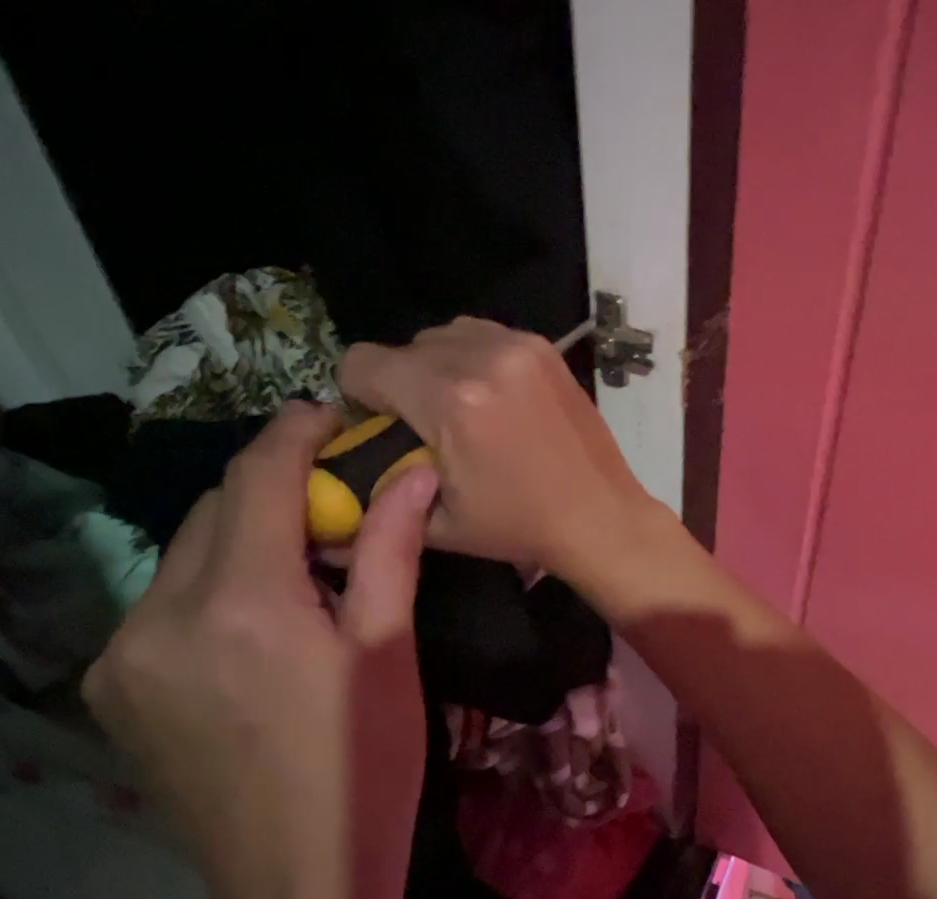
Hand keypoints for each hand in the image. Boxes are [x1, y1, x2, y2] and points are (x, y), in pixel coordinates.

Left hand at [81, 402, 436, 898]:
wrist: (296, 885)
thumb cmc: (364, 766)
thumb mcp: (390, 656)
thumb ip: (392, 552)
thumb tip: (413, 472)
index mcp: (242, 603)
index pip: (256, 477)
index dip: (293, 434)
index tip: (328, 418)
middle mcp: (160, 615)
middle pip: (214, 509)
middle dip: (271, 489)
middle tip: (331, 505)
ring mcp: (122, 655)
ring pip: (184, 556)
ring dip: (240, 540)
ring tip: (298, 572)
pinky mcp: (110, 689)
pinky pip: (160, 605)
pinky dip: (209, 590)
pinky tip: (252, 628)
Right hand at [338, 317, 661, 577]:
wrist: (600, 515)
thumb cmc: (518, 525)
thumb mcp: (437, 521)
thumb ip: (379, 484)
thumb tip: (336, 465)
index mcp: (450, 400)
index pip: (363, 363)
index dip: (360, 397)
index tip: (382, 427)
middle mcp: (482, 357)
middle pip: (403, 347)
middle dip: (401, 384)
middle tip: (426, 427)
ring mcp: (518, 345)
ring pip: (443, 335)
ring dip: (437, 366)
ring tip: (460, 410)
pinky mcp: (543, 347)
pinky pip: (482, 334)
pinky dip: (473, 358)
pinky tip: (491, 397)